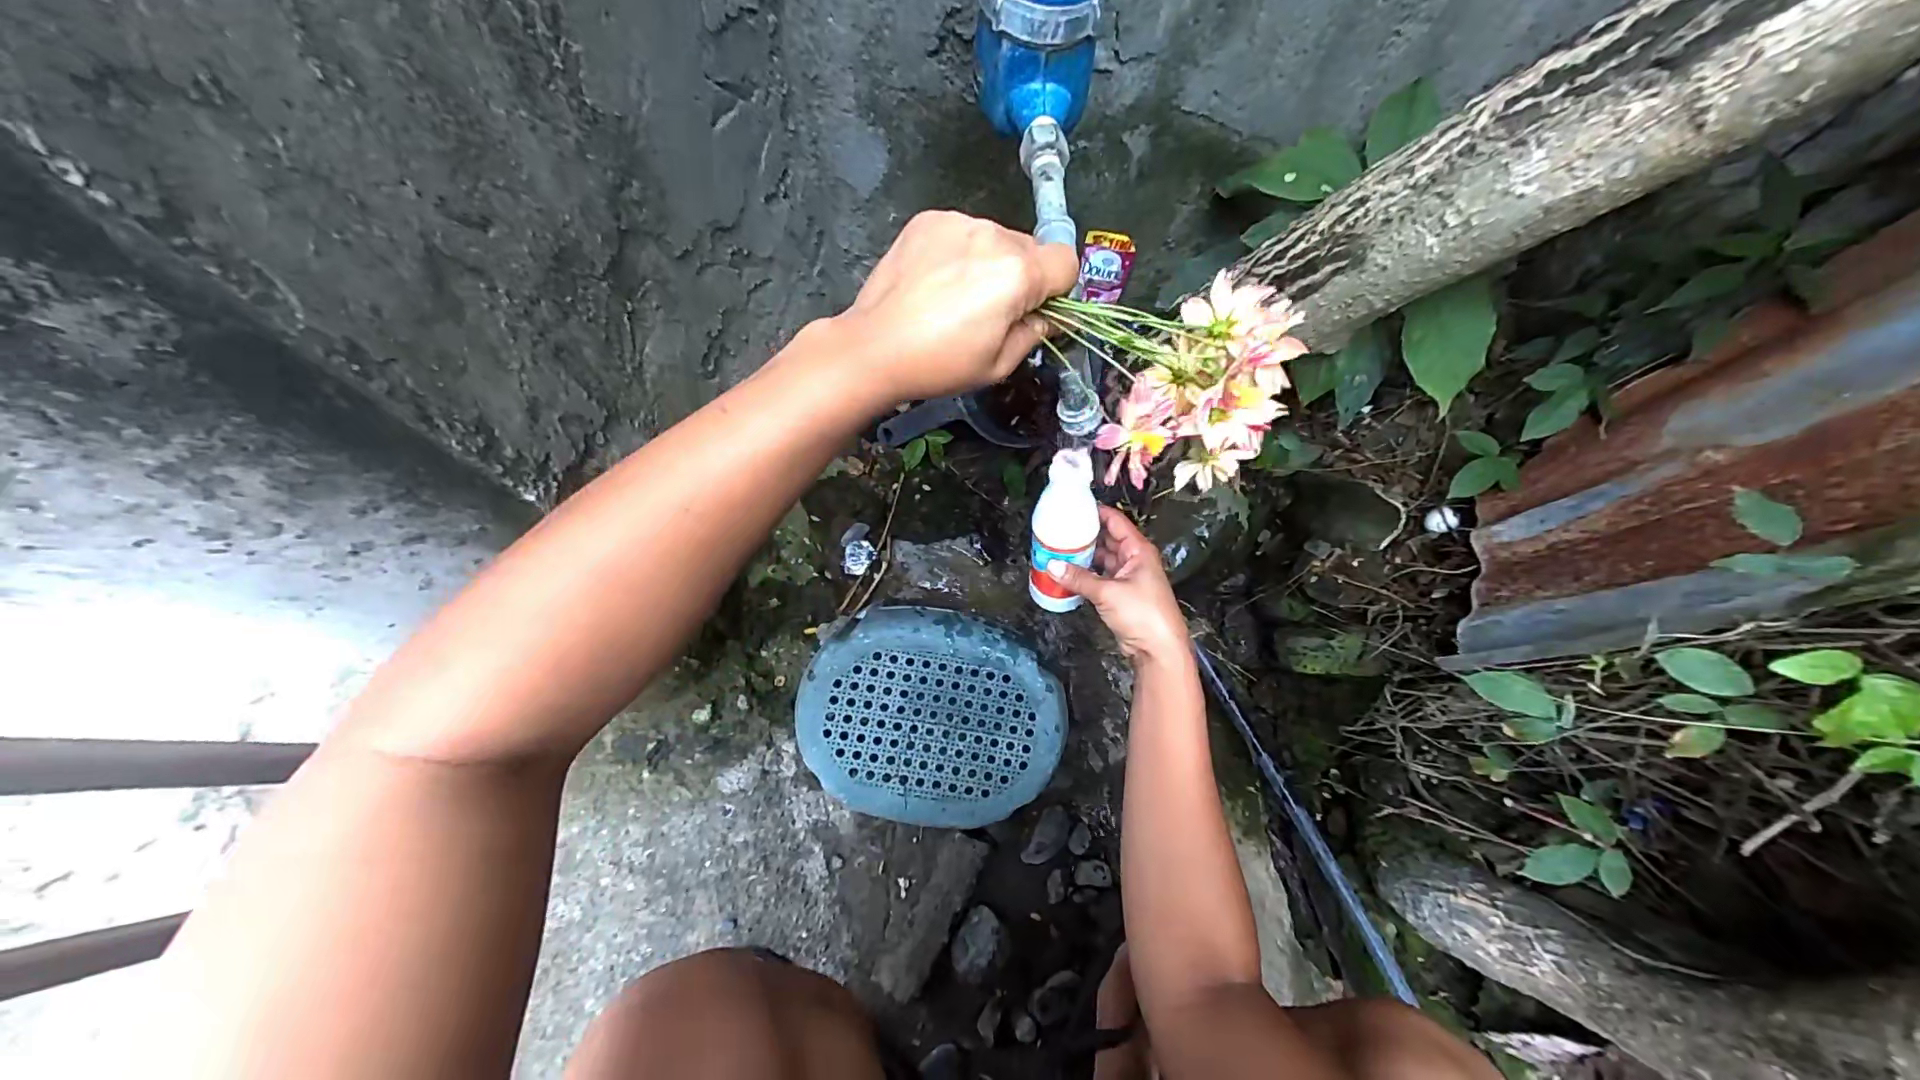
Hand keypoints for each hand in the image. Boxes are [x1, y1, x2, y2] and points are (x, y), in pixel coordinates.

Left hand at [833, 210, 1078, 401]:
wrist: (874, 348)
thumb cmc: (938, 363)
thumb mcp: (998, 365)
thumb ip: (1035, 334)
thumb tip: (1050, 318)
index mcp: (1017, 273)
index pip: (1066, 262)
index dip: (1056, 290)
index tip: (1034, 310)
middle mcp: (992, 235)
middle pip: (1031, 248)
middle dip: (1021, 276)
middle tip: (989, 311)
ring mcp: (958, 222)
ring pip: (996, 238)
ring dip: (989, 262)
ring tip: (955, 298)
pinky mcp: (929, 220)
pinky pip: (963, 232)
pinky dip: (959, 252)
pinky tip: (936, 282)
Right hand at [1046, 506, 1189, 664]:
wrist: (1158, 648)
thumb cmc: (1144, 614)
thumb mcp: (1107, 592)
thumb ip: (1078, 578)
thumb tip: (1052, 566)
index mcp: (1138, 550)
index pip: (1115, 521)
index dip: (1096, 512)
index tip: (1074, 506)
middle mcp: (1134, 560)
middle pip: (1106, 540)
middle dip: (1085, 535)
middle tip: (1059, 530)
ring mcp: (1127, 578)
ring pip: (1101, 560)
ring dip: (1083, 557)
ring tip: (1058, 550)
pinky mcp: (1120, 595)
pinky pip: (1099, 578)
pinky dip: (1084, 575)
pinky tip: (1067, 573)